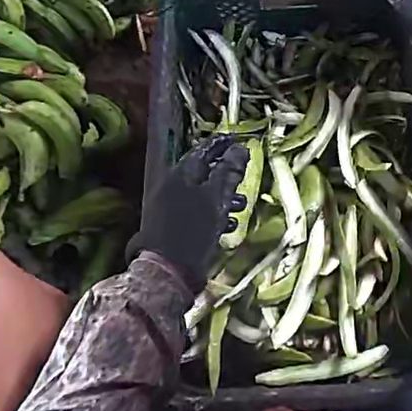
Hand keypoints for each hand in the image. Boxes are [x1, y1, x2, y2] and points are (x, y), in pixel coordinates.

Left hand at [127, 136, 249, 291]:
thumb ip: (228, 171)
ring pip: (202, 192)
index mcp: (182, 173)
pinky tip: (227, 224)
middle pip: (203, 171)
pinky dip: (214, 212)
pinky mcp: (172, 225)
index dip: (222, 144)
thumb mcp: (216, 197)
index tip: (238, 140)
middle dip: (226, 173)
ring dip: (223, 195)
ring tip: (241, 204)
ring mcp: (170, 206)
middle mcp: (173, 185)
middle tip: (243, 174)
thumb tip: (240, 148)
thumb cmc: (193, 229)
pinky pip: (197, 211)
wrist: (168, 270)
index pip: (204, 149)